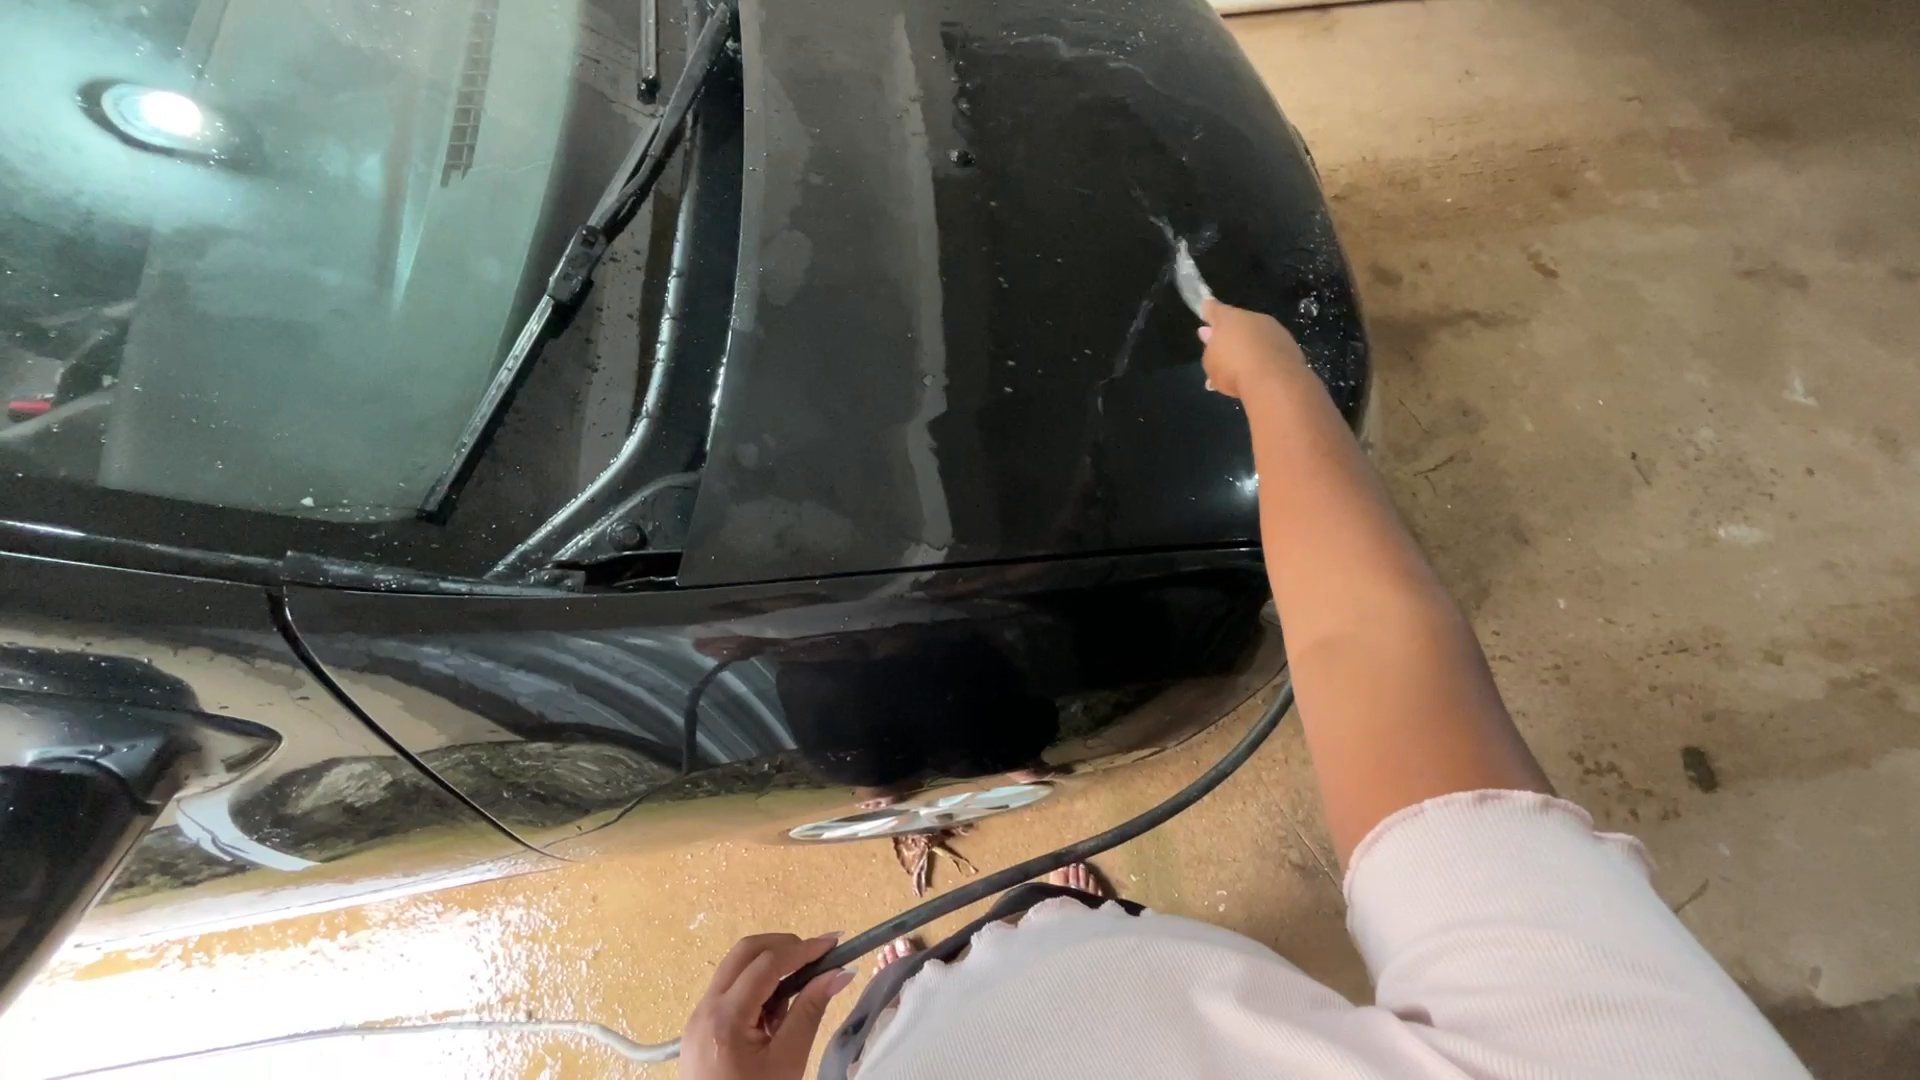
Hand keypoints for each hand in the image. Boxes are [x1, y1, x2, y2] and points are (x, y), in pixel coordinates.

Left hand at [681, 932, 856, 1079]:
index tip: (834, 943)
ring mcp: (698, 1017)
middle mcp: (705, 1008)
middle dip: (783, 947)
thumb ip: (811, 1010)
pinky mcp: (700, 1027)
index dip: (804, 949)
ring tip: (793, 1000)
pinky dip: (756, 986)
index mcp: (725, 1018)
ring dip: (770, 967)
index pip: (768, 963)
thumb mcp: (788, 1061)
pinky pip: (730, 989)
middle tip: (814, 958)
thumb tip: (840, 972)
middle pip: (745, 952)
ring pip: (736, 967)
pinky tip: (774, 1015)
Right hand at [1198, 298, 1309, 398]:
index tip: (1205, 306)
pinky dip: (1262, 358)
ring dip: (1246, 349)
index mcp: (1229, 318)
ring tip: (1237, 371)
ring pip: (1254, 337)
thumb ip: (1209, 347)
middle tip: (1221, 351)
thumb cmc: (1232, 368)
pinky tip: (1256, 375)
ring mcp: (1273, 330)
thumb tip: (1208, 334)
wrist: (1274, 381)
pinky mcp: (1289, 345)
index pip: (1214, 309)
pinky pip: (1268, 349)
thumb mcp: (1210, 362)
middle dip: (1229, 335)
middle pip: (1237, 324)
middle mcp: (1253, 318)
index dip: (1208, 310)